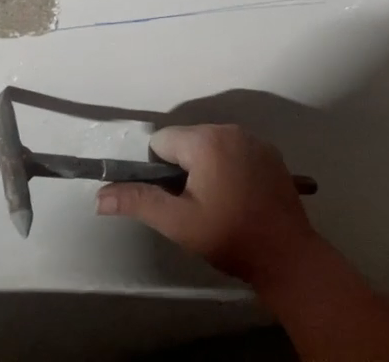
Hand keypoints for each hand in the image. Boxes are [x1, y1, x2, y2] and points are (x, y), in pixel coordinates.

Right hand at [96, 124, 320, 284]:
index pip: (162, 142)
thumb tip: (99, 197)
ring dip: (206, 167)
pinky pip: (235, 151)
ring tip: (220, 204)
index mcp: (205, 141)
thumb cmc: (230, 237)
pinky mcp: (271, 154)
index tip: (177, 199)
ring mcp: (254, 140)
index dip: (160, 172)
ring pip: (211, 145)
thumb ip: (138, 202)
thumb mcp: (178, 223)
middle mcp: (230, 130)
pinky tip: (240, 198)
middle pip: (187, 141)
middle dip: (184, 168)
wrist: (289, 259)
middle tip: (198, 205)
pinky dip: (230, 168)